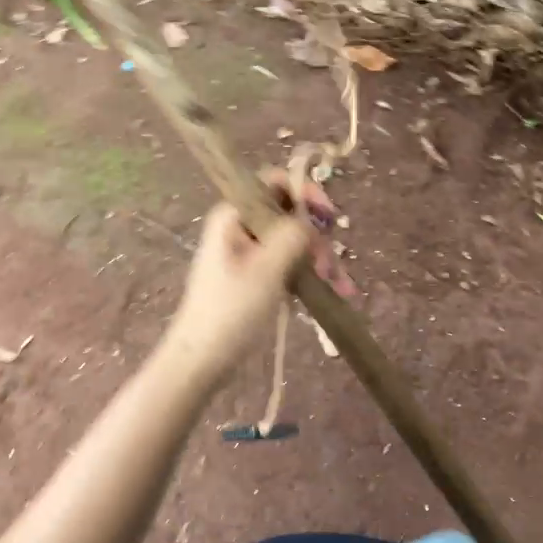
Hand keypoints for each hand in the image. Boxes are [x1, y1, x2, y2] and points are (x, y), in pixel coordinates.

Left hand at [158, 177, 354, 387]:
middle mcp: (239, 226)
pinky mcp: (253, 276)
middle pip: (288, 214)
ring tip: (341, 288)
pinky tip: (334, 293)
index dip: (304, 192)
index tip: (328, 216)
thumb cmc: (230, 310)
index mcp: (233, 215)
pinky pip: (287, 263)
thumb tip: (310, 216)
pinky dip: (308, 274)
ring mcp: (246, 252)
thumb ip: (291, 235)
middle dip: (316, 237)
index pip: (273, 183)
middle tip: (332, 267)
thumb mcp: (267, 269)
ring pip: (292, 241)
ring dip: (318, 259)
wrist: (201, 359)